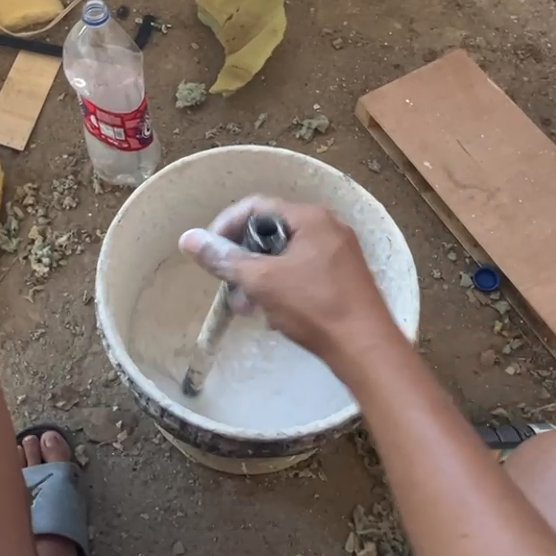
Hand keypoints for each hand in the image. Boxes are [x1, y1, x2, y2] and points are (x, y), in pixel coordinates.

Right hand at [178, 197, 400, 368]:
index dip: (226, 225)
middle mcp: (327, 227)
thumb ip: (224, 259)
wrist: (367, 349)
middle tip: (228, 283)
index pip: (255, 207)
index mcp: (310, 218)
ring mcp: (338, 252)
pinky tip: (272, 313)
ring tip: (246, 306)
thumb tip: (188, 239)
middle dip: (243, 258)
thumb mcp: (262, 281)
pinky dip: (281, 285)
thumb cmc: (315, 307)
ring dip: (259, 277)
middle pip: (270, 231)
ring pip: (285, 255)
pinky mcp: (343, 277)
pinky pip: (302, 270)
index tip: (210, 251)